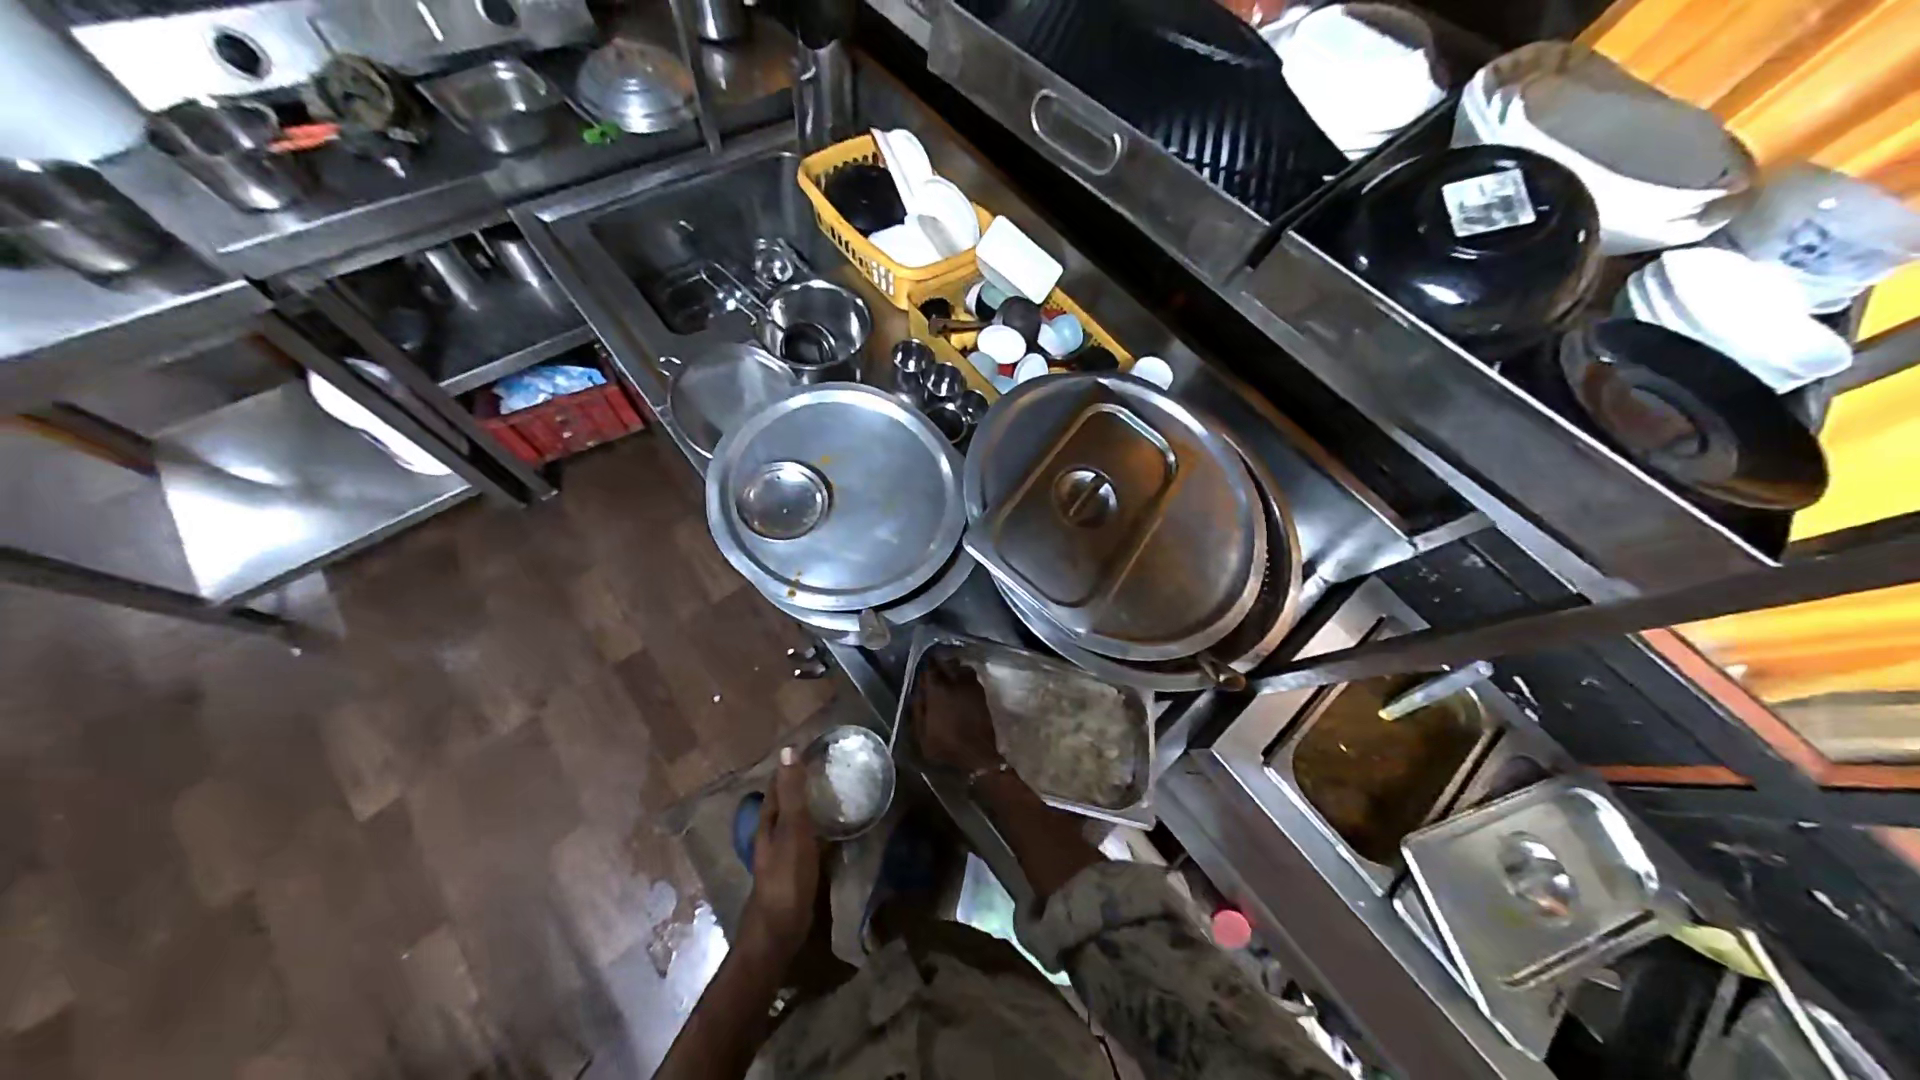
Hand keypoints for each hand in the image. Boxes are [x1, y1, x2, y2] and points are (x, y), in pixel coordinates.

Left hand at [741, 748, 821, 958]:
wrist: (779, 929)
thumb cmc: (786, 875)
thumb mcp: (792, 829)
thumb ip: (792, 792)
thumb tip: (787, 749)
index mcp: (768, 820)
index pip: (778, 783)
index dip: (791, 765)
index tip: (813, 748)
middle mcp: (772, 833)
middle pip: (786, 801)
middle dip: (802, 784)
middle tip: (831, 768)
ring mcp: (783, 853)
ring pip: (798, 820)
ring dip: (812, 806)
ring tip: (838, 793)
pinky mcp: (796, 869)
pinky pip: (809, 839)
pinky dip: (821, 828)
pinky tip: (837, 830)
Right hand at [913, 657, 1001, 773]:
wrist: (976, 753)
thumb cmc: (946, 746)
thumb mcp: (922, 733)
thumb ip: (918, 710)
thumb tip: (917, 692)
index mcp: (937, 690)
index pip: (930, 669)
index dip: (926, 666)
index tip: (923, 668)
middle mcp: (954, 682)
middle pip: (946, 664)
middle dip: (940, 664)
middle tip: (935, 668)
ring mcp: (970, 686)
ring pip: (961, 667)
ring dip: (954, 668)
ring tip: (950, 674)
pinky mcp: (981, 693)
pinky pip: (972, 676)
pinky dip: (965, 675)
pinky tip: (961, 684)